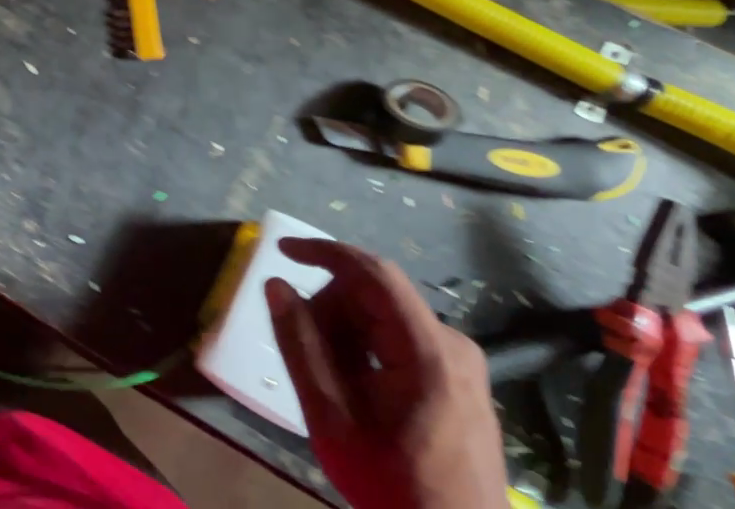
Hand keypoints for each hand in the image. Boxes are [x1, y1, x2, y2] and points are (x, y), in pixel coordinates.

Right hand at [266, 239, 504, 508]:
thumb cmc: (393, 483)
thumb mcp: (330, 417)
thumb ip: (300, 346)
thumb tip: (275, 286)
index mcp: (426, 351)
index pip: (374, 274)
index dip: (324, 253)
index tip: (280, 251)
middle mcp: (451, 345)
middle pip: (374, 297)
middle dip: (328, 309)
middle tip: (301, 350)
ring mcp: (459, 363)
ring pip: (383, 318)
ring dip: (344, 333)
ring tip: (326, 380)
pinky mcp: (458, 380)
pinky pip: (399, 340)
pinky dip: (364, 349)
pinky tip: (349, 386)